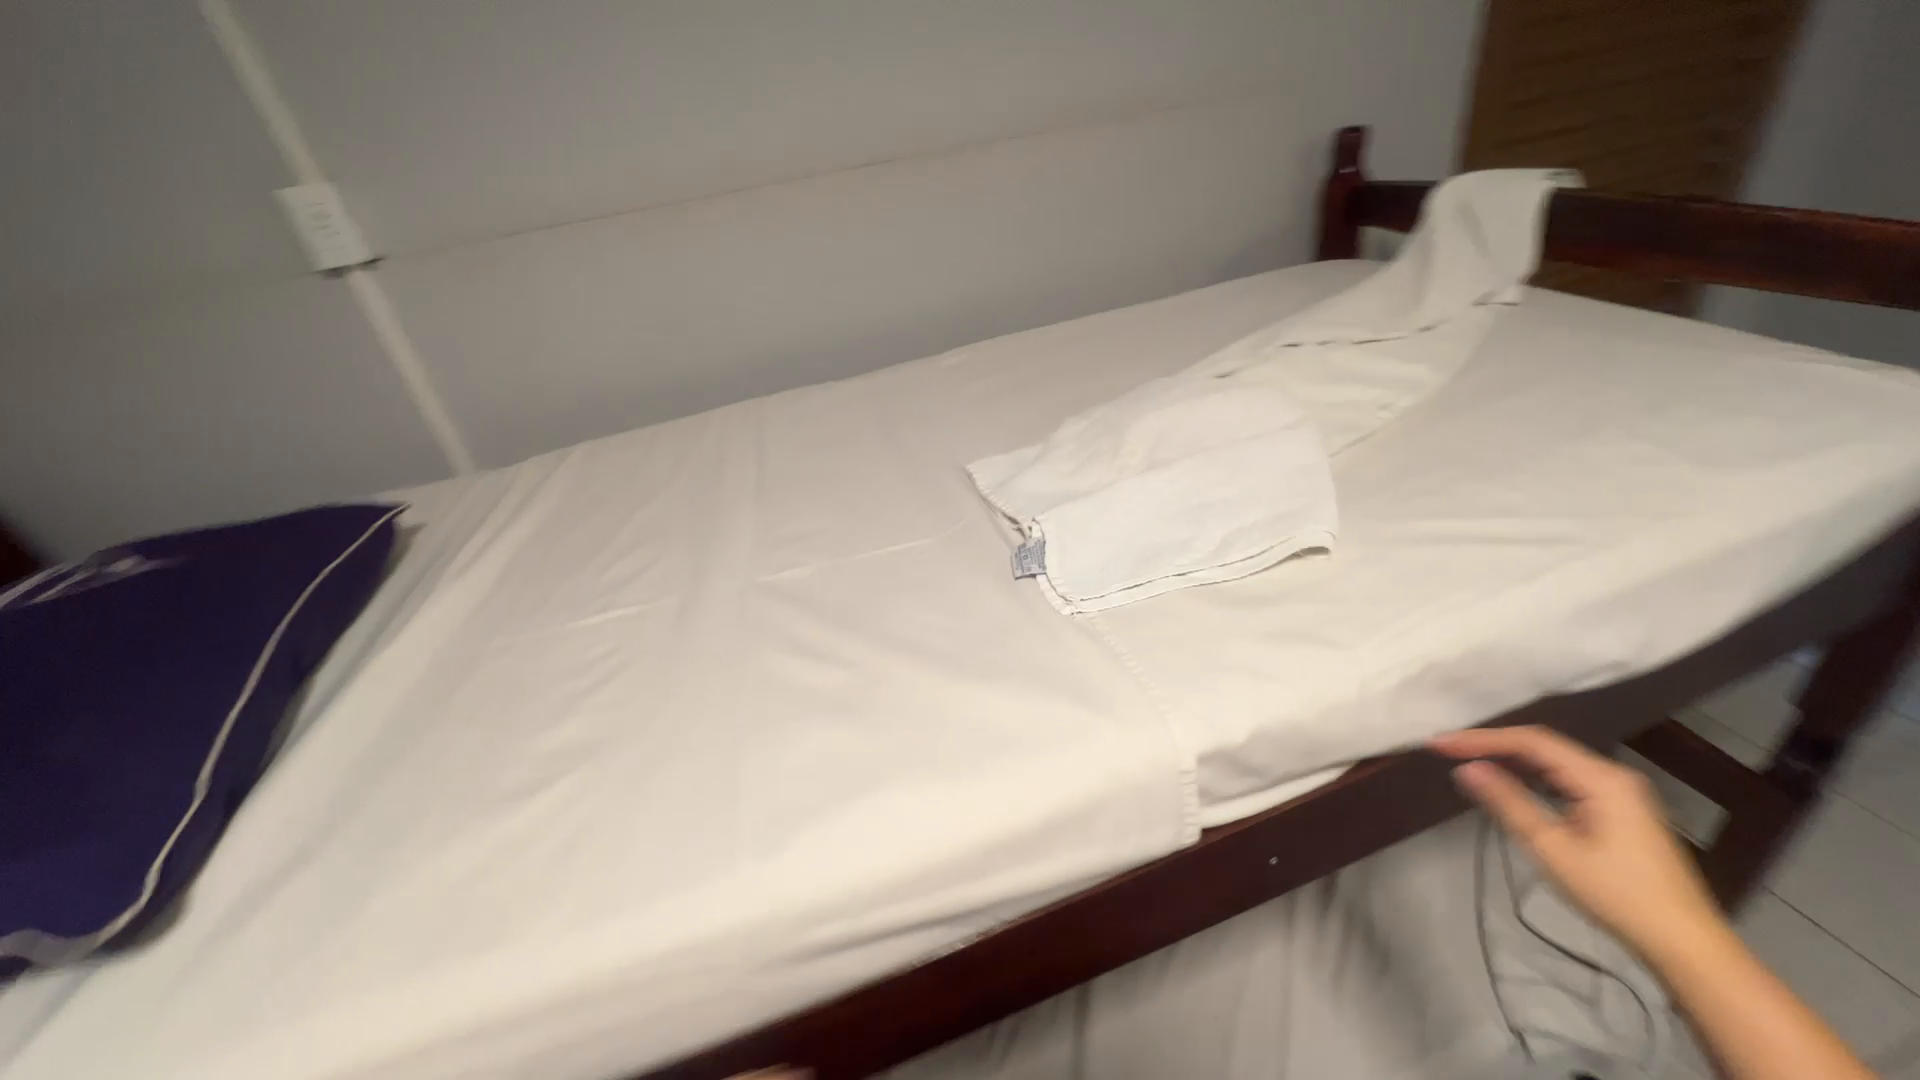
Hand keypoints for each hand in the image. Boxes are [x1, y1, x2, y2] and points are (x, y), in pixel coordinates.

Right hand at [1429, 725, 1726, 961]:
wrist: (1685, 943)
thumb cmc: (1616, 894)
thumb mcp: (1552, 848)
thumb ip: (1508, 803)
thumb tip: (1466, 769)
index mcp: (1602, 778)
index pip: (1531, 741)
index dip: (1481, 739)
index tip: (1440, 744)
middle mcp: (1613, 775)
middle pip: (1543, 746)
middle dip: (1493, 745)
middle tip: (1447, 750)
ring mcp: (1621, 793)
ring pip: (1555, 763)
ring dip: (1512, 760)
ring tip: (1469, 762)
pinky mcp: (1620, 811)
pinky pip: (1567, 780)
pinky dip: (1534, 778)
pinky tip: (1512, 784)